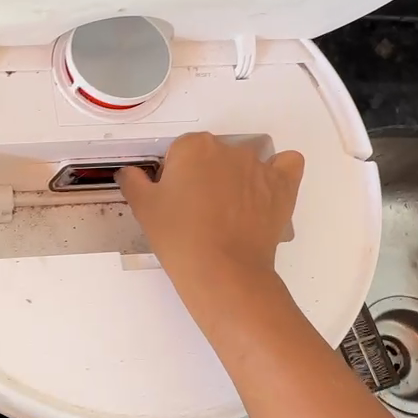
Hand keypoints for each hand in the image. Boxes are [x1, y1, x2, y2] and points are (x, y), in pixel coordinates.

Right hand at [120, 132, 304, 306]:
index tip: (172, 197)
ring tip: (224, 212)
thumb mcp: (143, 208)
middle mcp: (228, 149)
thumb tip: (129, 173)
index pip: (179, 150)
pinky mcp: (282, 186)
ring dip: (234, 178)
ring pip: (243, 162)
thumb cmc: (180, 238)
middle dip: (202, 175)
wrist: (222, 271)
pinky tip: (263, 189)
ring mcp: (259, 166)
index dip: (173, 174)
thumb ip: (133, 181)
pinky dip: (277, 172)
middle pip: (211, 154)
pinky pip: (287, 164)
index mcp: (193, 147)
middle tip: (193, 208)